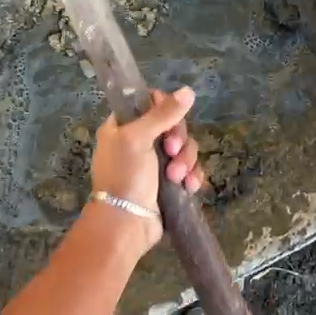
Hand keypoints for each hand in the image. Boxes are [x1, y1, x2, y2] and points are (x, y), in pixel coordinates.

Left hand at [90, 88, 203, 242]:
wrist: (126, 223)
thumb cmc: (124, 176)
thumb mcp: (138, 138)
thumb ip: (163, 113)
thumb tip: (189, 91)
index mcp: (123, 127)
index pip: (150, 103)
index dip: (165, 108)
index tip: (169, 119)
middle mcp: (139, 142)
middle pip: (174, 126)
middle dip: (178, 141)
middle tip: (171, 153)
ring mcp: (156, 163)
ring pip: (185, 148)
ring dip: (185, 162)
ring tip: (176, 178)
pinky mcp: (171, 182)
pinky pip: (190, 169)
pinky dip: (192, 176)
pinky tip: (189, 187)